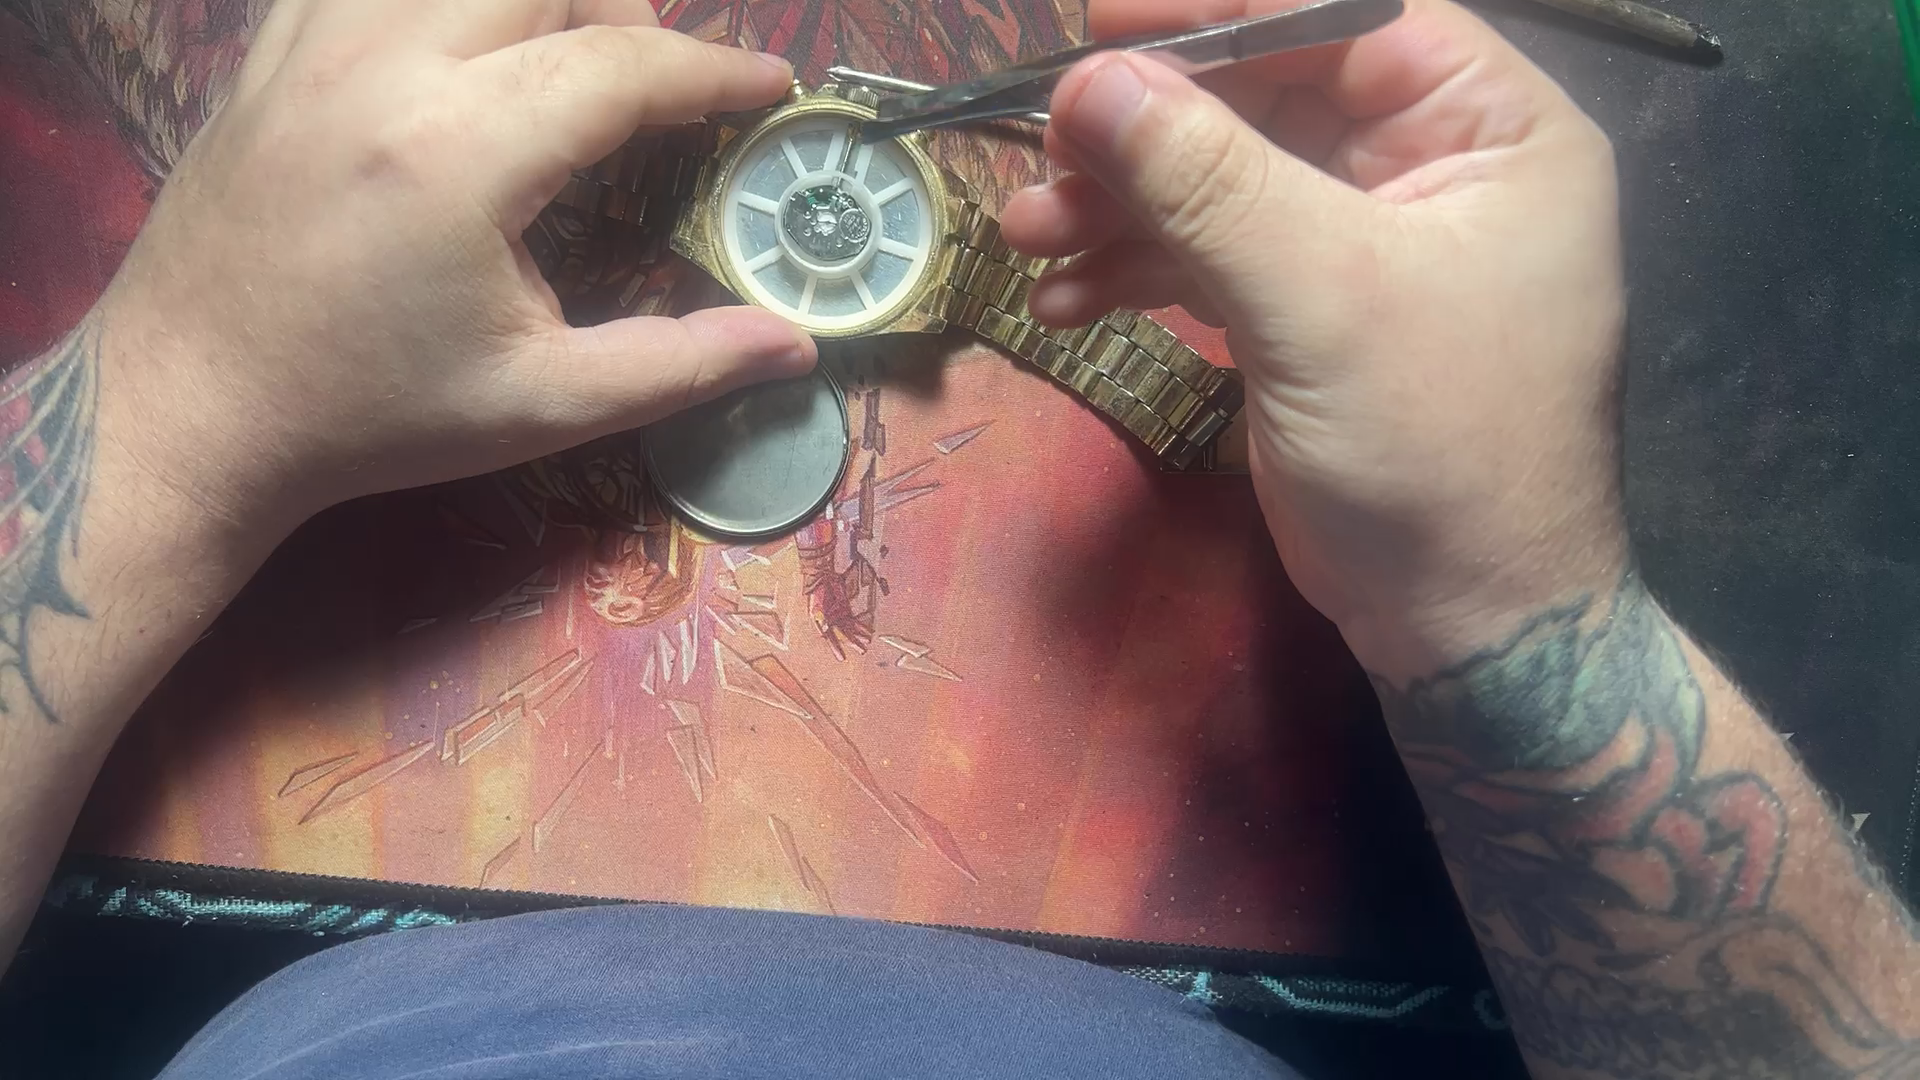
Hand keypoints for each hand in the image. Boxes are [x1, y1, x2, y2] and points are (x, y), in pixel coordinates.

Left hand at [100, 0, 812, 533]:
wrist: (196, 408)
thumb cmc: (386, 415)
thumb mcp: (556, 404)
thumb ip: (687, 365)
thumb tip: (796, 346)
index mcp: (458, 153)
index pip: (617, 67)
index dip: (713, 70)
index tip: (774, 85)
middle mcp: (379, 63)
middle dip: (636, 16)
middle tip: (677, 91)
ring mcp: (310, 42)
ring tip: (596, 67)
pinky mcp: (272, 52)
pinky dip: (467, 2)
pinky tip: (490, 59)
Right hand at [1000, 0, 1627, 671]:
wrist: (1448, 605)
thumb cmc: (1427, 445)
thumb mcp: (1320, 299)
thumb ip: (1207, 185)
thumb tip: (1089, 87)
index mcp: (1478, 130)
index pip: (1337, 20)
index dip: (1215, 18)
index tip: (1097, 28)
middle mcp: (1413, 175)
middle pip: (1254, 115)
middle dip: (1141, 144)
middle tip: (1043, 164)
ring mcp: (1342, 254)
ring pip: (1211, 201)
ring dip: (1115, 220)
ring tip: (1027, 240)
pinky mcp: (1290, 321)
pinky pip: (1199, 273)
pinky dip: (1130, 282)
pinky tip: (1064, 304)